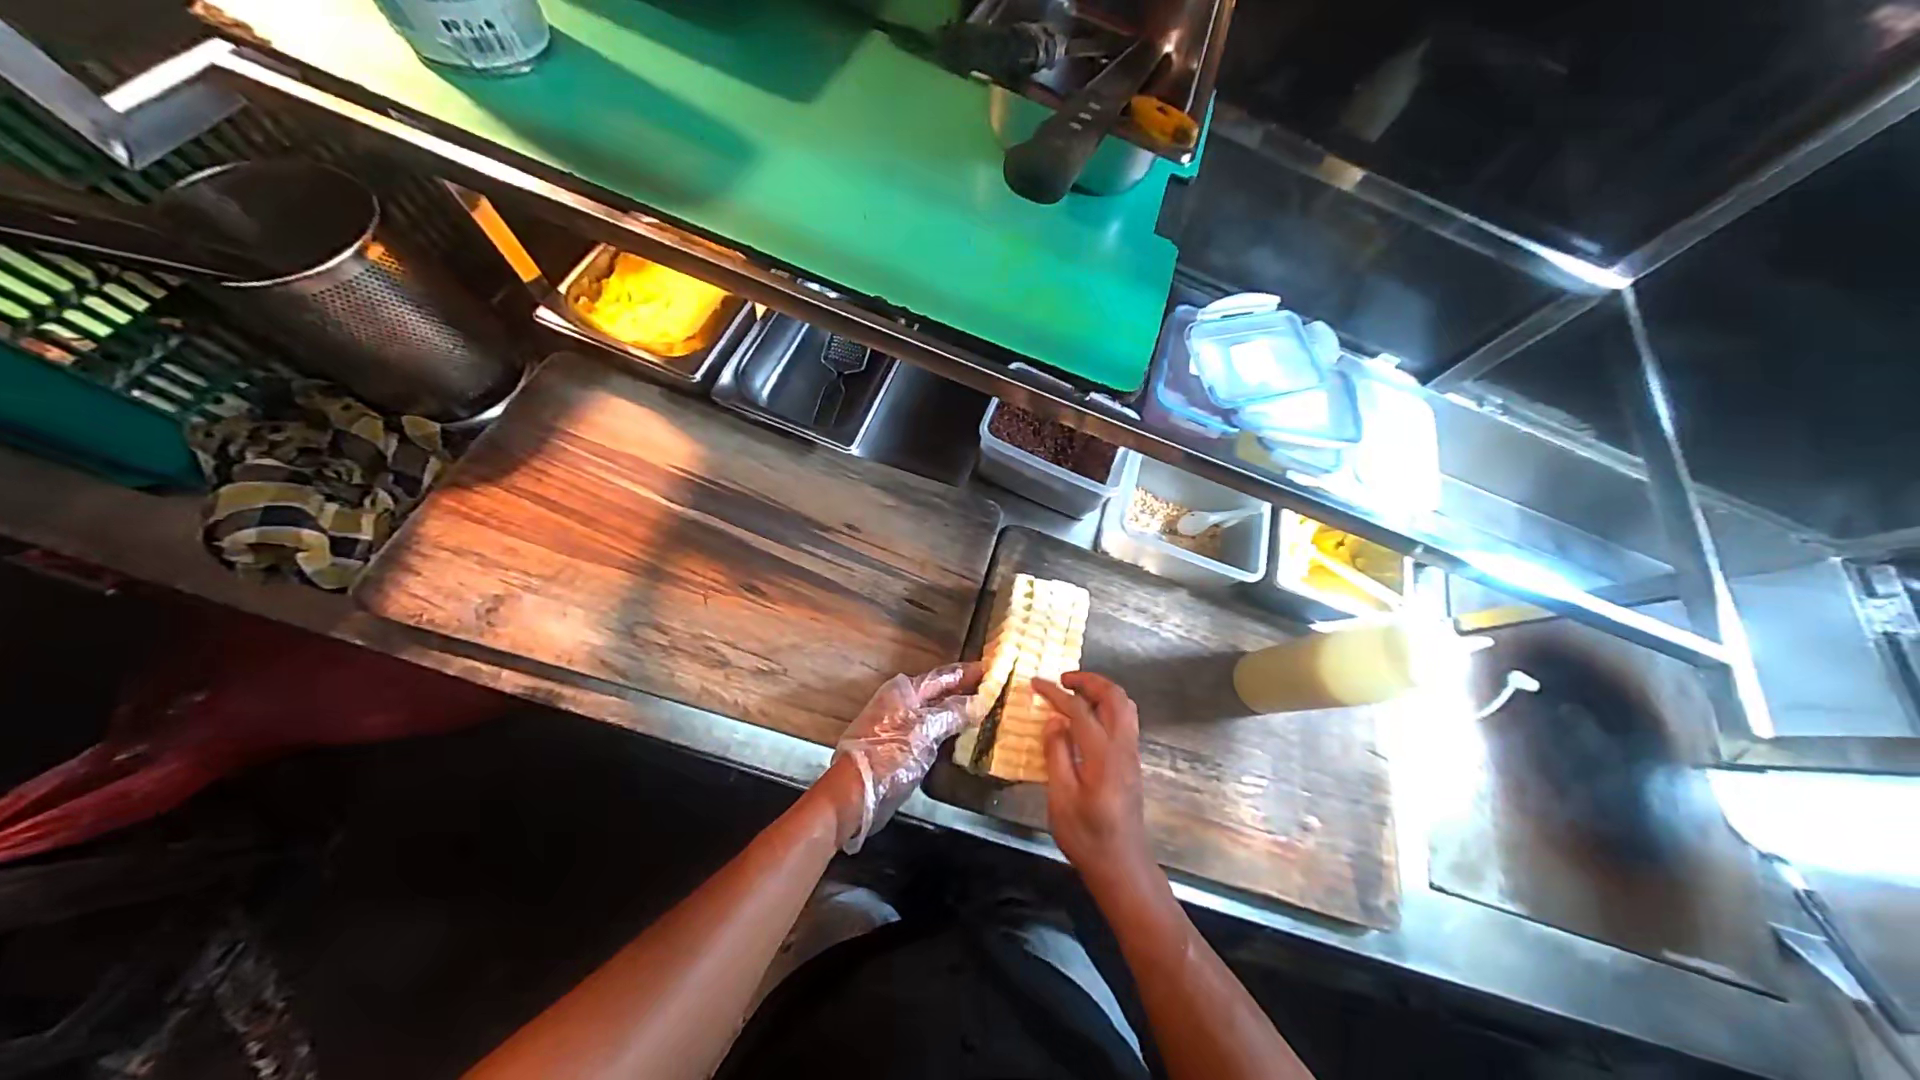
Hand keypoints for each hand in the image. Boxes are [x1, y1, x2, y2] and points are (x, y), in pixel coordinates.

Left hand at [831, 663, 981, 853]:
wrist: (856, 794)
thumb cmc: (888, 756)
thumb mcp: (925, 730)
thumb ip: (953, 713)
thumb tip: (978, 700)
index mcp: (905, 690)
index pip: (944, 675)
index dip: (969, 672)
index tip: (993, 669)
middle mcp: (902, 703)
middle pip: (940, 693)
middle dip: (966, 691)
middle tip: (995, 690)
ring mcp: (900, 726)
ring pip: (937, 713)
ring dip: (959, 713)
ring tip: (987, 711)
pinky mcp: (901, 748)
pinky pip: (932, 732)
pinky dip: (949, 731)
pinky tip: (965, 736)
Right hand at [1036, 672, 1153, 893]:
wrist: (1122, 866)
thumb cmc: (1087, 836)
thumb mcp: (1061, 798)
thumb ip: (1057, 755)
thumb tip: (1054, 721)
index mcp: (1103, 755)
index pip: (1080, 710)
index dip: (1056, 693)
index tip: (1036, 683)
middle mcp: (1123, 748)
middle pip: (1114, 697)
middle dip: (1089, 681)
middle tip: (1062, 679)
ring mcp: (1131, 755)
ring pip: (1125, 706)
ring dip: (1101, 691)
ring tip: (1075, 692)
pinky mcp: (1132, 763)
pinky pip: (1125, 720)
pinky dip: (1107, 706)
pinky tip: (1087, 717)